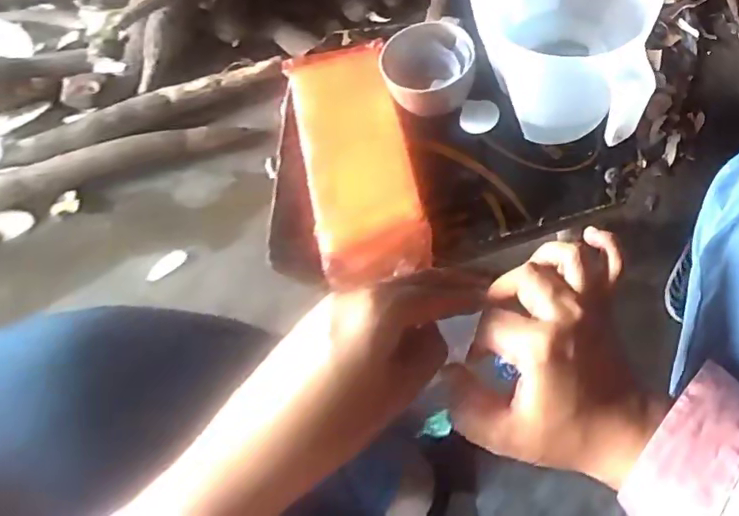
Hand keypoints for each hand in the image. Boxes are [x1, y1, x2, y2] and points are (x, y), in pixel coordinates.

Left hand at [300, 268, 492, 421]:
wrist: (243, 459)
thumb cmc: (331, 428)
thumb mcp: (398, 392)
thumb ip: (429, 351)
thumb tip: (432, 332)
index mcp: (385, 304)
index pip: (441, 291)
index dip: (471, 293)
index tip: (495, 292)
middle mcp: (360, 290)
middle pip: (418, 278)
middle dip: (450, 282)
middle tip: (479, 287)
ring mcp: (332, 301)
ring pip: (392, 286)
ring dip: (422, 290)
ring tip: (445, 302)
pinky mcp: (312, 318)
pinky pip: (369, 299)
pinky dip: (395, 302)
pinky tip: (402, 319)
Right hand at [445, 228, 670, 490]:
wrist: (616, 428)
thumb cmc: (561, 433)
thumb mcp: (503, 434)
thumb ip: (467, 404)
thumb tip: (448, 372)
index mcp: (540, 344)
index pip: (493, 321)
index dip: (476, 340)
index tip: (476, 360)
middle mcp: (568, 311)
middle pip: (527, 275)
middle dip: (500, 289)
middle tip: (493, 313)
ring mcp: (593, 301)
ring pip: (571, 255)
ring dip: (545, 256)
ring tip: (528, 275)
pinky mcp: (610, 300)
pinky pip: (615, 259)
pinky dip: (606, 243)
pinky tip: (589, 236)